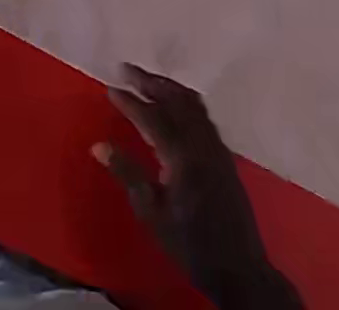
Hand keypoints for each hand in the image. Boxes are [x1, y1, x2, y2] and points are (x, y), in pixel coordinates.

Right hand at [95, 65, 301, 308]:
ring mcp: (216, 146)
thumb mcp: (151, 213)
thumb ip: (127, 173)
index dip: (129, 101)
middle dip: (150, 81)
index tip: (109, 88)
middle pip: (176, 99)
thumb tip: (98, 145)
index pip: (151, 117)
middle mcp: (202, 143)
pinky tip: (172, 106)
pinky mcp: (224, 153)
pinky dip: (183, 100)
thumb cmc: (189, 244)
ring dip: (168, 87)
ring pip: (192, 103)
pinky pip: (202, 114)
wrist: (239, 269)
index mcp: (182, 157)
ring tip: (147, 81)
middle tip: (126, 69)